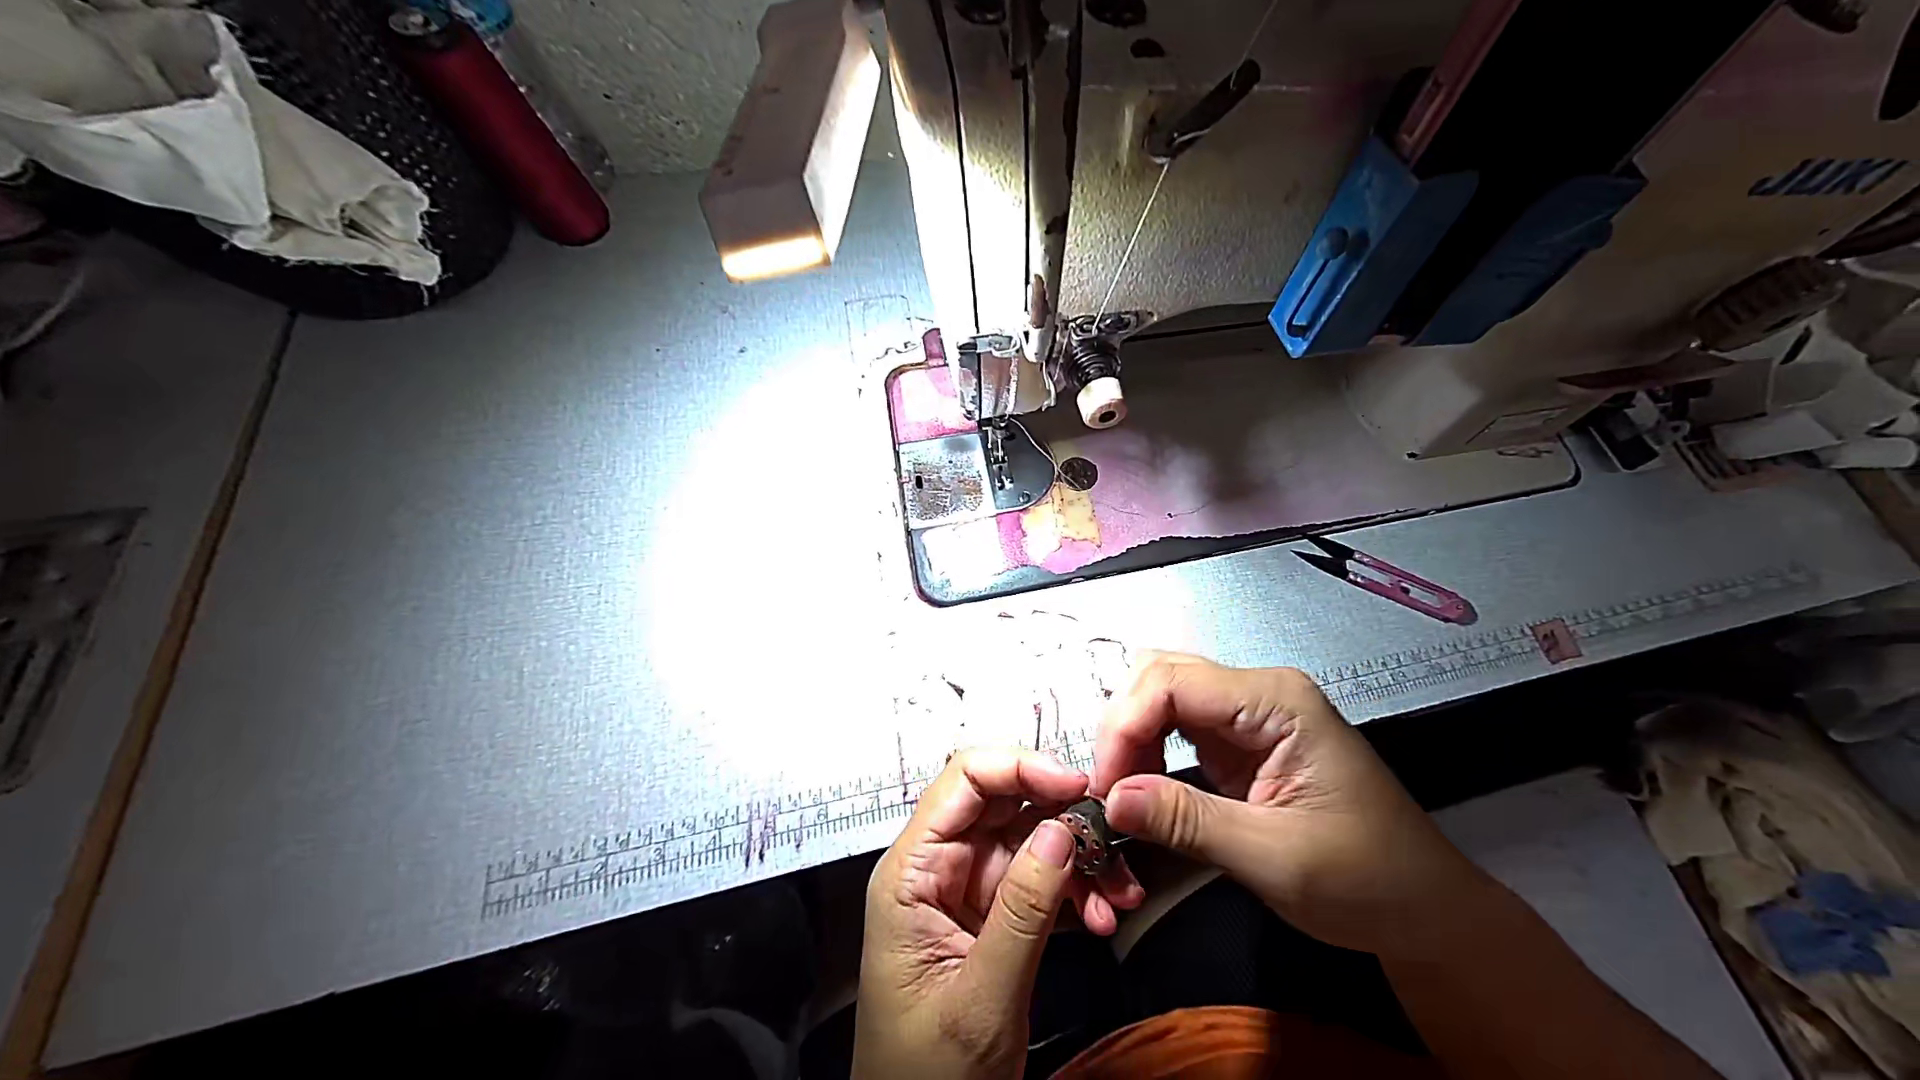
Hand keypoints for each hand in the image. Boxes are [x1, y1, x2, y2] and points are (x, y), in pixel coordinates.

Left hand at [854, 748, 1142, 1079]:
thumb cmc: (921, 1076)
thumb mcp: (977, 999)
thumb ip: (1020, 913)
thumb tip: (1059, 833)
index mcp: (911, 872)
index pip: (963, 781)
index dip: (1019, 767)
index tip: (1072, 783)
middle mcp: (938, 867)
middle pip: (1004, 803)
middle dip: (1063, 813)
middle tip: (1108, 837)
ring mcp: (969, 888)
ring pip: (1032, 839)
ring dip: (1080, 858)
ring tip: (1116, 891)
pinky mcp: (995, 913)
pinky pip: (1042, 879)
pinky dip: (1077, 890)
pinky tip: (1102, 914)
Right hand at [1092, 651, 1497, 959]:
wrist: (1425, 911)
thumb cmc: (1370, 880)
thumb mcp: (1275, 857)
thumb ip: (1188, 821)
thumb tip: (1111, 800)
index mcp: (1277, 700)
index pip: (1172, 681)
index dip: (1126, 726)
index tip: (1105, 784)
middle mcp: (1258, 692)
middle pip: (1160, 676)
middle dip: (1123, 727)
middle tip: (1109, 787)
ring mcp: (1247, 713)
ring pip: (1160, 696)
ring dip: (1130, 738)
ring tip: (1122, 790)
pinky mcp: (1236, 739)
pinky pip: (1172, 726)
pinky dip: (1146, 752)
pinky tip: (1142, 786)